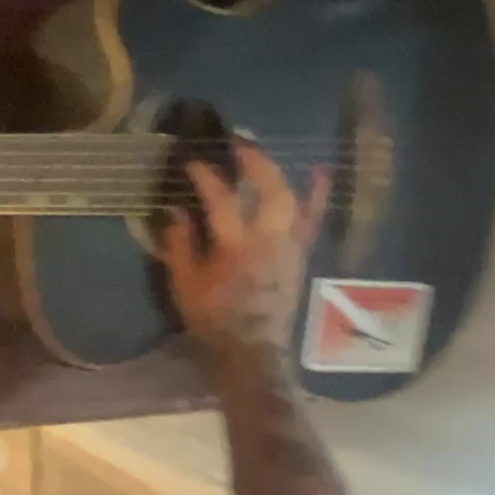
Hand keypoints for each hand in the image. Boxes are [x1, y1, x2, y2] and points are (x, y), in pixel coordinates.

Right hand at [162, 147, 326, 353]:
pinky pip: (311, 218)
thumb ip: (181, 244)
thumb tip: (176, 209)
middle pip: (270, 188)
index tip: (191, 161)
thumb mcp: (184, 284)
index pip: (222, 199)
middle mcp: (270, 239)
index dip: (206, 176)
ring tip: (259, 153)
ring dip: (276, 171)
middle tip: (235, 143)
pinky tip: (318, 171)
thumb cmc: (212, 318)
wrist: (251, 350)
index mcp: (236, 247)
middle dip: (254, 161)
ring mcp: (291, 245)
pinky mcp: (300, 254)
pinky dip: (316, 194)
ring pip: (293, 198)